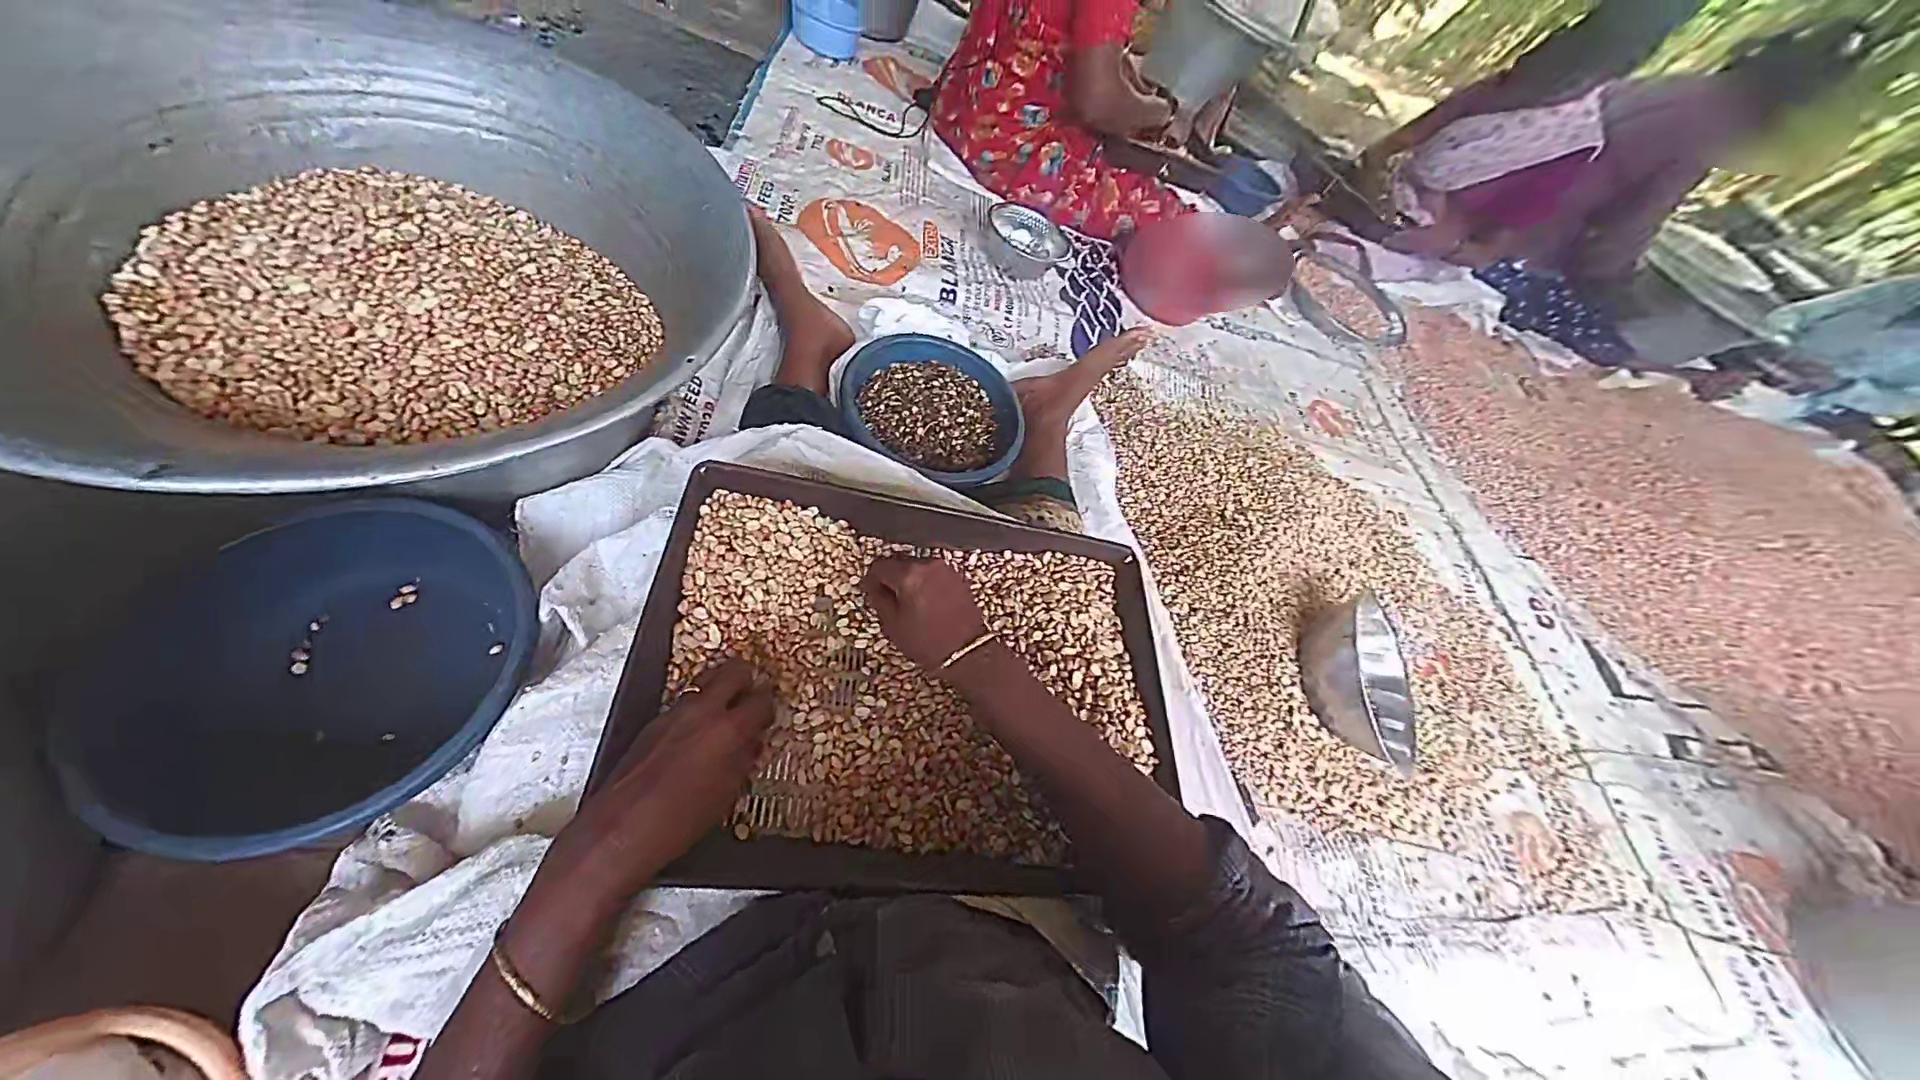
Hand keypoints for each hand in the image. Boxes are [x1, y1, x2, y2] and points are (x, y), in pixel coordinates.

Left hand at [559, 658, 774, 896]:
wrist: (621, 829)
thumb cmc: (679, 820)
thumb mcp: (727, 792)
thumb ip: (743, 759)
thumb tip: (751, 745)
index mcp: (729, 729)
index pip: (761, 700)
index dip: (769, 704)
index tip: (769, 711)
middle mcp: (702, 712)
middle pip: (733, 671)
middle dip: (747, 678)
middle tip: (752, 692)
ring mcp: (674, 714)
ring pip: (705, 682)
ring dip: (719, 690)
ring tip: (725, 711)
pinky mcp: (652, 723)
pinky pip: (683, 703)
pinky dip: (696, 710)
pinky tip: (696, 734)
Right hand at [860, 555, 987, 671]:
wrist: (966, 651)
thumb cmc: (929, 641)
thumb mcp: (893, 624)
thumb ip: (878, 598)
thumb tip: (872, 585)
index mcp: (909, 574)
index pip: (880, 565)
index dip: (871, 579)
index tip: (870, 590)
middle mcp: (928, 565)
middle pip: (899, 563)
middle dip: (891, 579)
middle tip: (887, 600)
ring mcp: (945, 570)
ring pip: (917, 568)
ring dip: (909, 581)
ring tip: (908, 606)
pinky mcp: (957, 577)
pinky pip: (933, 575)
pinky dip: (925, 584)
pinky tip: (925, 604)